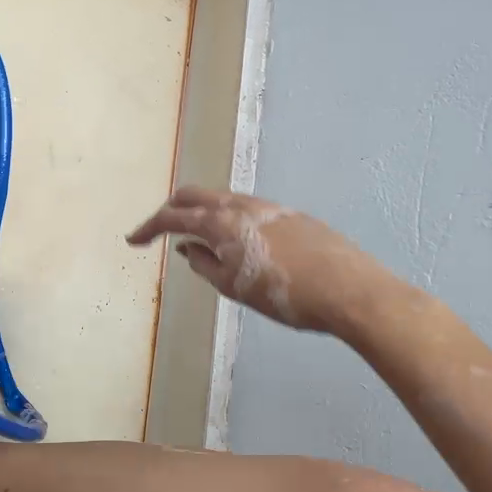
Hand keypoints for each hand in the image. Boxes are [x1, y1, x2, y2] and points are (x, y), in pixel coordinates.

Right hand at [126, 188, 396, 332]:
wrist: (357, 295)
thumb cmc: (286, 295)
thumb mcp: (233, 287)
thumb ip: (204, 264)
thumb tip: (189, 248)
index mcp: (219, 222)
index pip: (170, 217)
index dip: (147, 228)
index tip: (133, 240)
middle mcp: (240, 206)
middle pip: (192, 196)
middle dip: (171, 209)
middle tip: (162, 229)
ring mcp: (270, 208)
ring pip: (222, 199)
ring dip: (203, 212)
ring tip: (202, 236)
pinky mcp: (295, 217)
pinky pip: (248, 209)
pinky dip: (230, 218)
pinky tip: (241, 242)